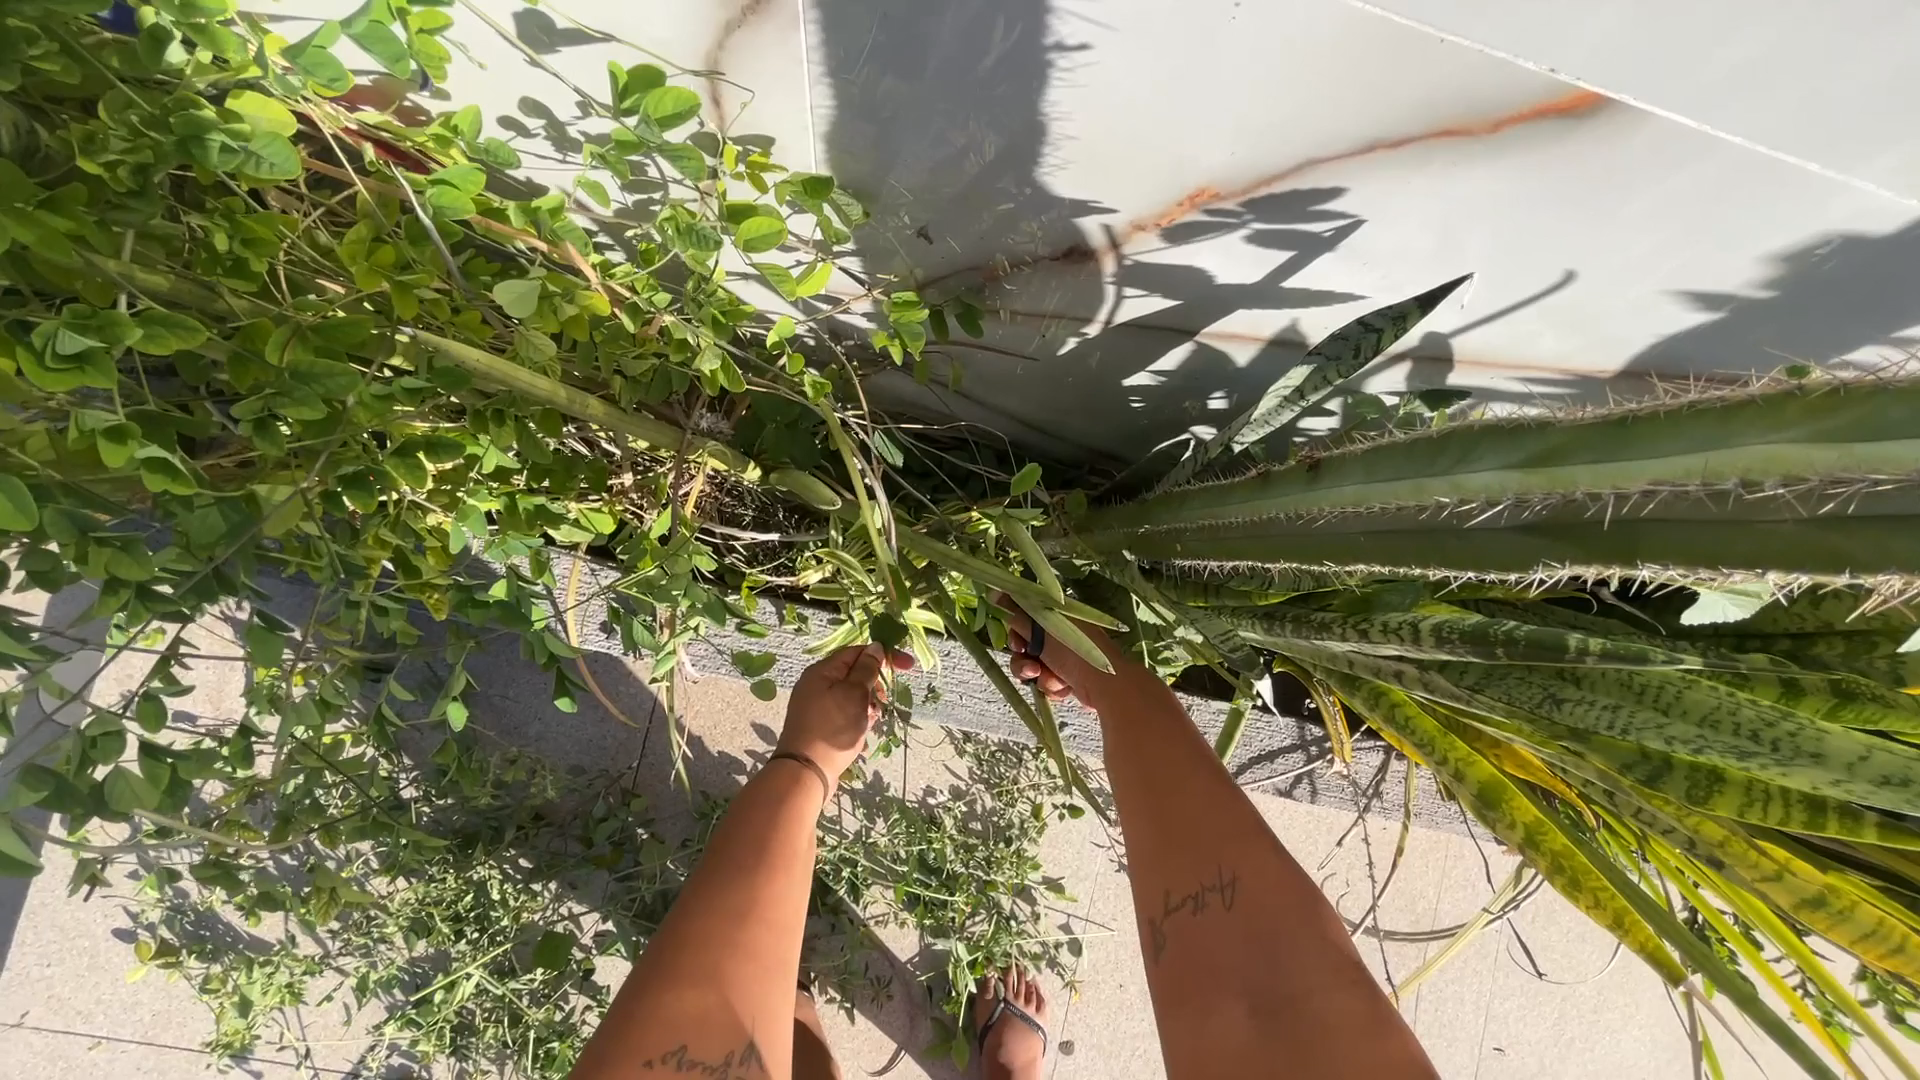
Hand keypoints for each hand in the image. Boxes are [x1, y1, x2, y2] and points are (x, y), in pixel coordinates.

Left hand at [778, 643, 912, 796]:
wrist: (806, 773)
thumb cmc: (832, 729)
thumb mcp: (854, 693)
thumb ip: (866, 668)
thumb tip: (876, 647)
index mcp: (822, 671)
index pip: (857, 652)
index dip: (882, 655)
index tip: (907, 665)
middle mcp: (817, 684)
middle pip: (854, 673)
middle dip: (874, 683)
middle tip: (882, 700)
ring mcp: (817, 705)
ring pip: (852, 694)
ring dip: (868, 702)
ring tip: (872, 718)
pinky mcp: (821, 724)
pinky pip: (845, 711)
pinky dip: (858, 715)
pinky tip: (864, 728)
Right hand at [993, 593, 1129, 706]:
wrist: (1105, 686)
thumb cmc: (1075, 651)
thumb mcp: (1042, 628)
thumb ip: (1017, 612)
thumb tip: (995, 591)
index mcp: (1056, 615)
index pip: (1024, 619)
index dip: (1016, 633)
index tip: (1018, 644)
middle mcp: (1059, 633)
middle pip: (1026, 646)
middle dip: (1025, 661)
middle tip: (1032, 668)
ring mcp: (1064, 656)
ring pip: (1034, 666)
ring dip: (1039, 676)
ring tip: (1051, 680)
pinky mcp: (1068, 677)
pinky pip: (1047, 681)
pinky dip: (1053, 685)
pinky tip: (1065, 687)